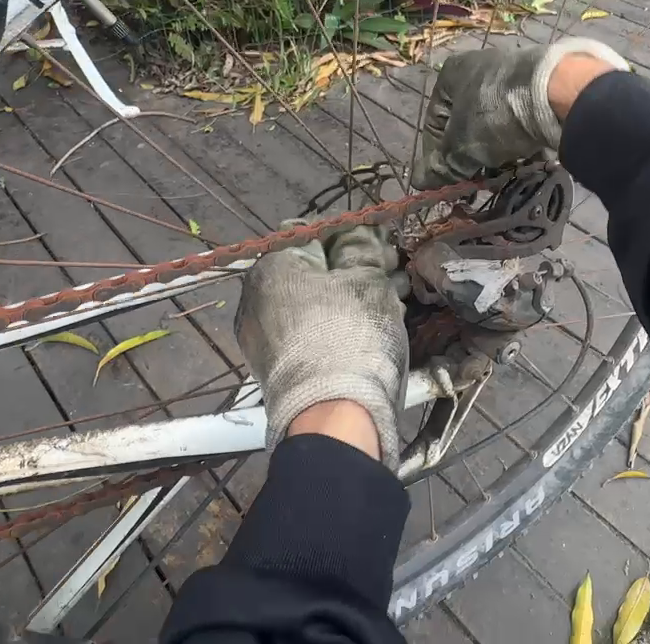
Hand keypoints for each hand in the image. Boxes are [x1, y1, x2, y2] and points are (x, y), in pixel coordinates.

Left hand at [236, 224, 405, 465]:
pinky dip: (338, 324)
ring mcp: (263, 338)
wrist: (333, 417)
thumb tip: (358, 235)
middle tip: (392, 271)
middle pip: (313, 270)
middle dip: (353, 267)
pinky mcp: (277, 369)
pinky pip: (310, 332)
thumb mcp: (366, 278)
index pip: (314, 232)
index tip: (381, 242)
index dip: (351, 233)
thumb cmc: (350, 333)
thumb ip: (362, 247)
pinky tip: (373, 327)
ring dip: (351, 295)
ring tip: (393, 299)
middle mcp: (256, 299)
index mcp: (271, 267)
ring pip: (315, 302)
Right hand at [412, 38, 628, 188]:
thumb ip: (440, 166)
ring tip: (503, 177)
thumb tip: (421, 183)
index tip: (445, 181)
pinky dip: (520, 145)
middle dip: (471, 158)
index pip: (434, 121)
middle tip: (475, 184)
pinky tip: (526, 164)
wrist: (556, 92)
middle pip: (467, 125)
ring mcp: (512, 78)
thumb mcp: (460, 146)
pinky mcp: (540, 89)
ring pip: (496, 126)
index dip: (435, 155)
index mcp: (452, 74)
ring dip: (496, 155)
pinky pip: (522, 123)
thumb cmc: (495, 114)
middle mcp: (480, 70)